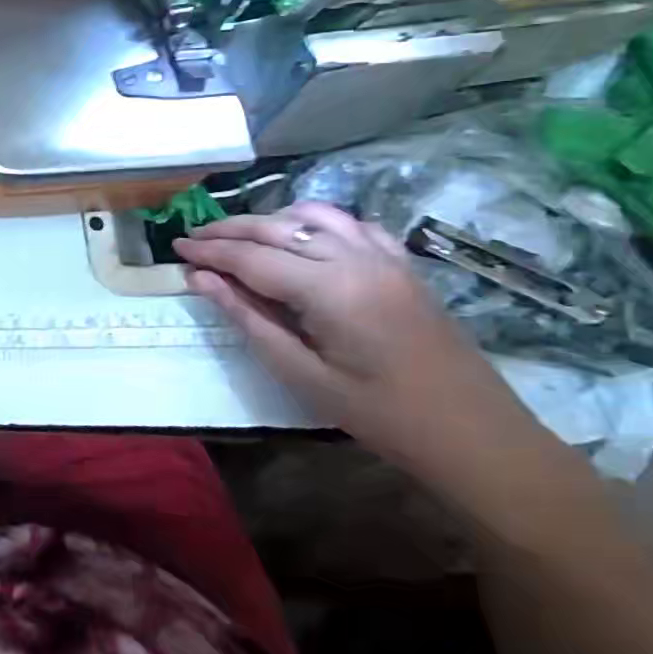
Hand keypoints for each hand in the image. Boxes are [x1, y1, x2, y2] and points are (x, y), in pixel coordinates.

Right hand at [174, 202, 549, 486]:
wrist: (477, 438)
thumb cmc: (381, 416)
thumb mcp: (302, 375)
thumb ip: (248, 319)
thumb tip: (200, 279)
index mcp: (330, 289)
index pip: (252, 257)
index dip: (209, 251)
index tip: (175, 249)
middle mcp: (356, 259)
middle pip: (277, 228)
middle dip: (228, 230)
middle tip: (193, 238)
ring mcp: (384, 257)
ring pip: (312, 216)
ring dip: (268, 220)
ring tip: (237, 236)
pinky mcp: (401, 264)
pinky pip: (349, 224)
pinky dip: (313, 221)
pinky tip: (298, 235)